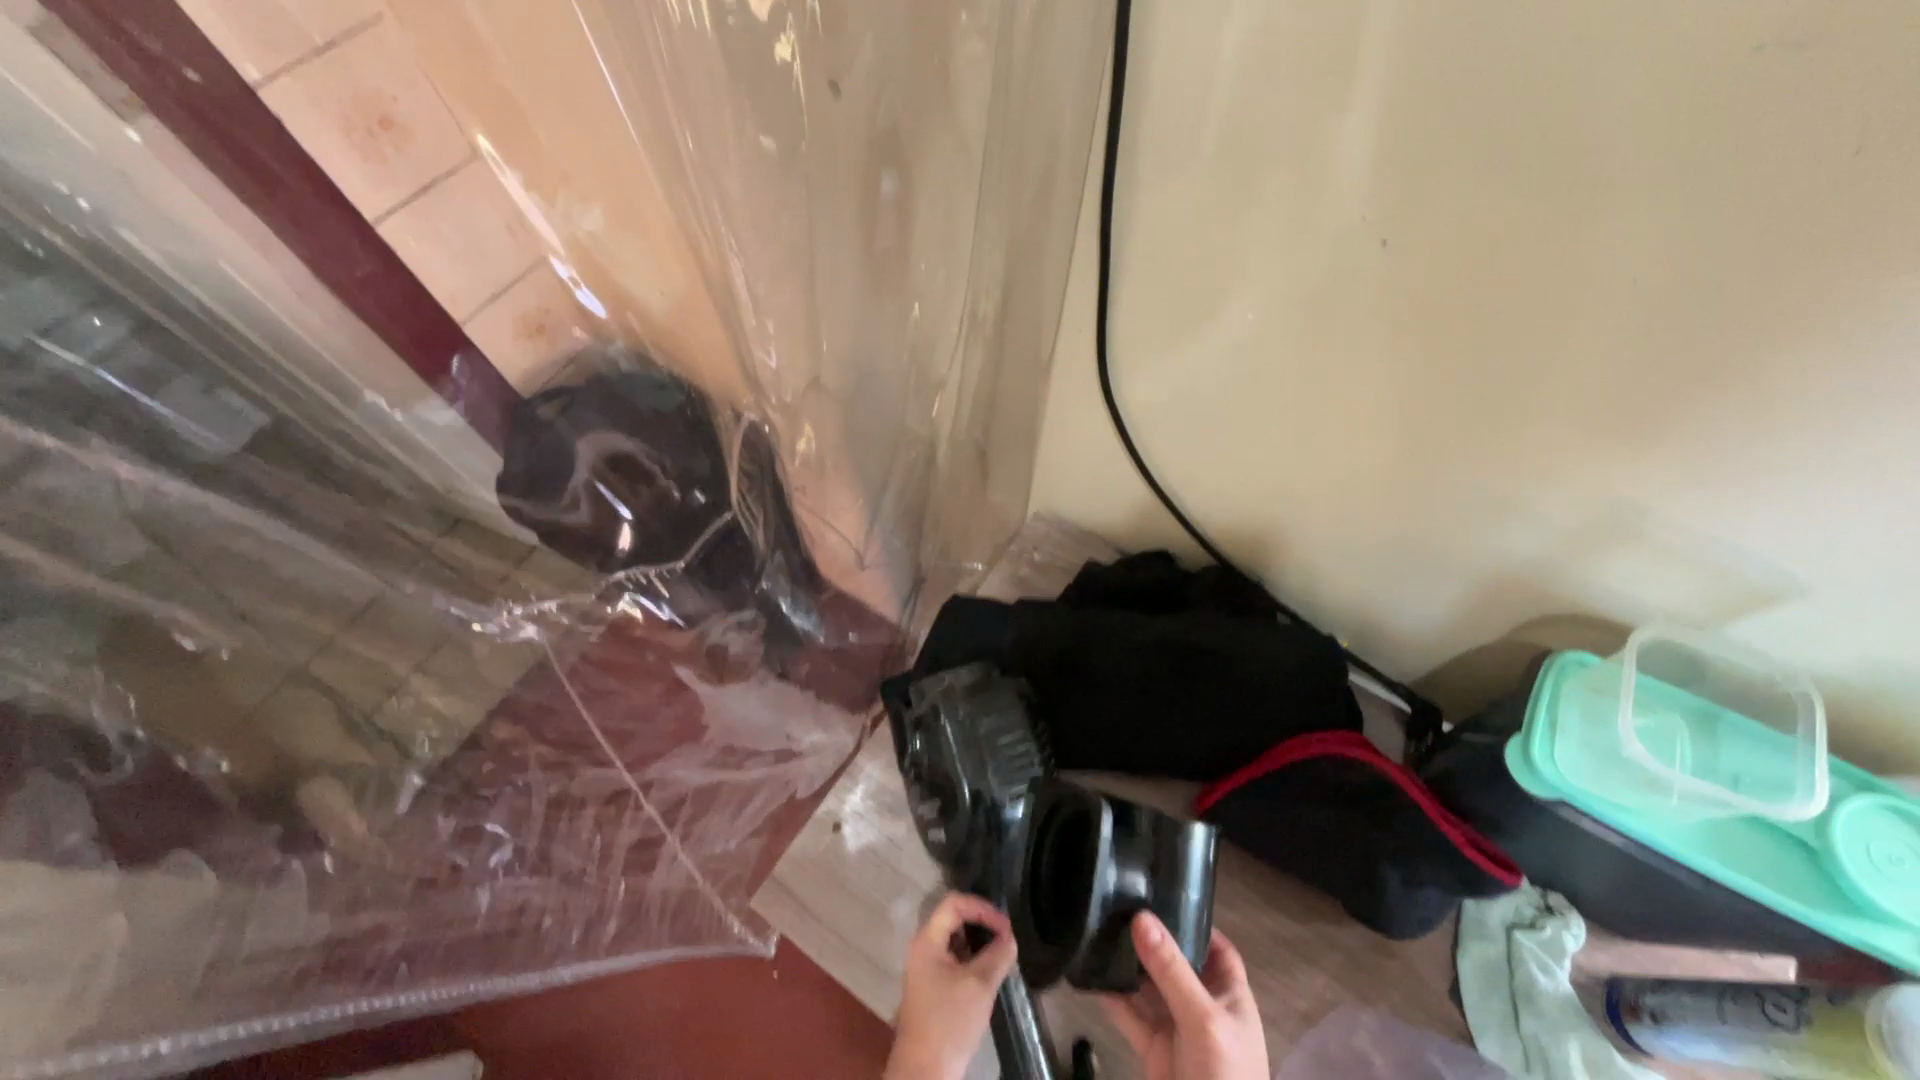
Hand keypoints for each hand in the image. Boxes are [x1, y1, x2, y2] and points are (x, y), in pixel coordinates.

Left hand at [885, 893, 1017, 1079]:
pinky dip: (972, 958)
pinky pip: (954, 958)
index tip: (1006, 927)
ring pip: (955, 939)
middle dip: (982, 923)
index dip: (982, 908)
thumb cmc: (950, 1022)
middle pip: (953, 918)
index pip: (954, 903)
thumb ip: (997, 955)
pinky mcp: (932, 985)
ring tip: (1002, 952)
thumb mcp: (979, 985)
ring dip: (978, 942)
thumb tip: (1010, 937)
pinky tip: (989, 971)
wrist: (926, 1068)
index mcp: (927, 941)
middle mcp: (922, 948)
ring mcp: (925, 967)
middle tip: (1006, 936)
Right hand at [1101, 914, 1268, 1079]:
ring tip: (1095, 932)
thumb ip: (1171, 971)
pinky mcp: (1152, 1049)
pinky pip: (1128, 1015)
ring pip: (1147, 987)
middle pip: (1174, 963)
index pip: (1216, 947)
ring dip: (1125, 966)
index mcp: (1230, 994)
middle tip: (1114, 906)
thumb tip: (1142, 918)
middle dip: (1149, 940)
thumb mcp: (1203, 1020)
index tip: (1162, 894)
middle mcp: (1202, 1005)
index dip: (1195, 922)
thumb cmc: (1226, 1077)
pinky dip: (1109, 998)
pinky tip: (1086, 977)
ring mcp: (1176, 1028)